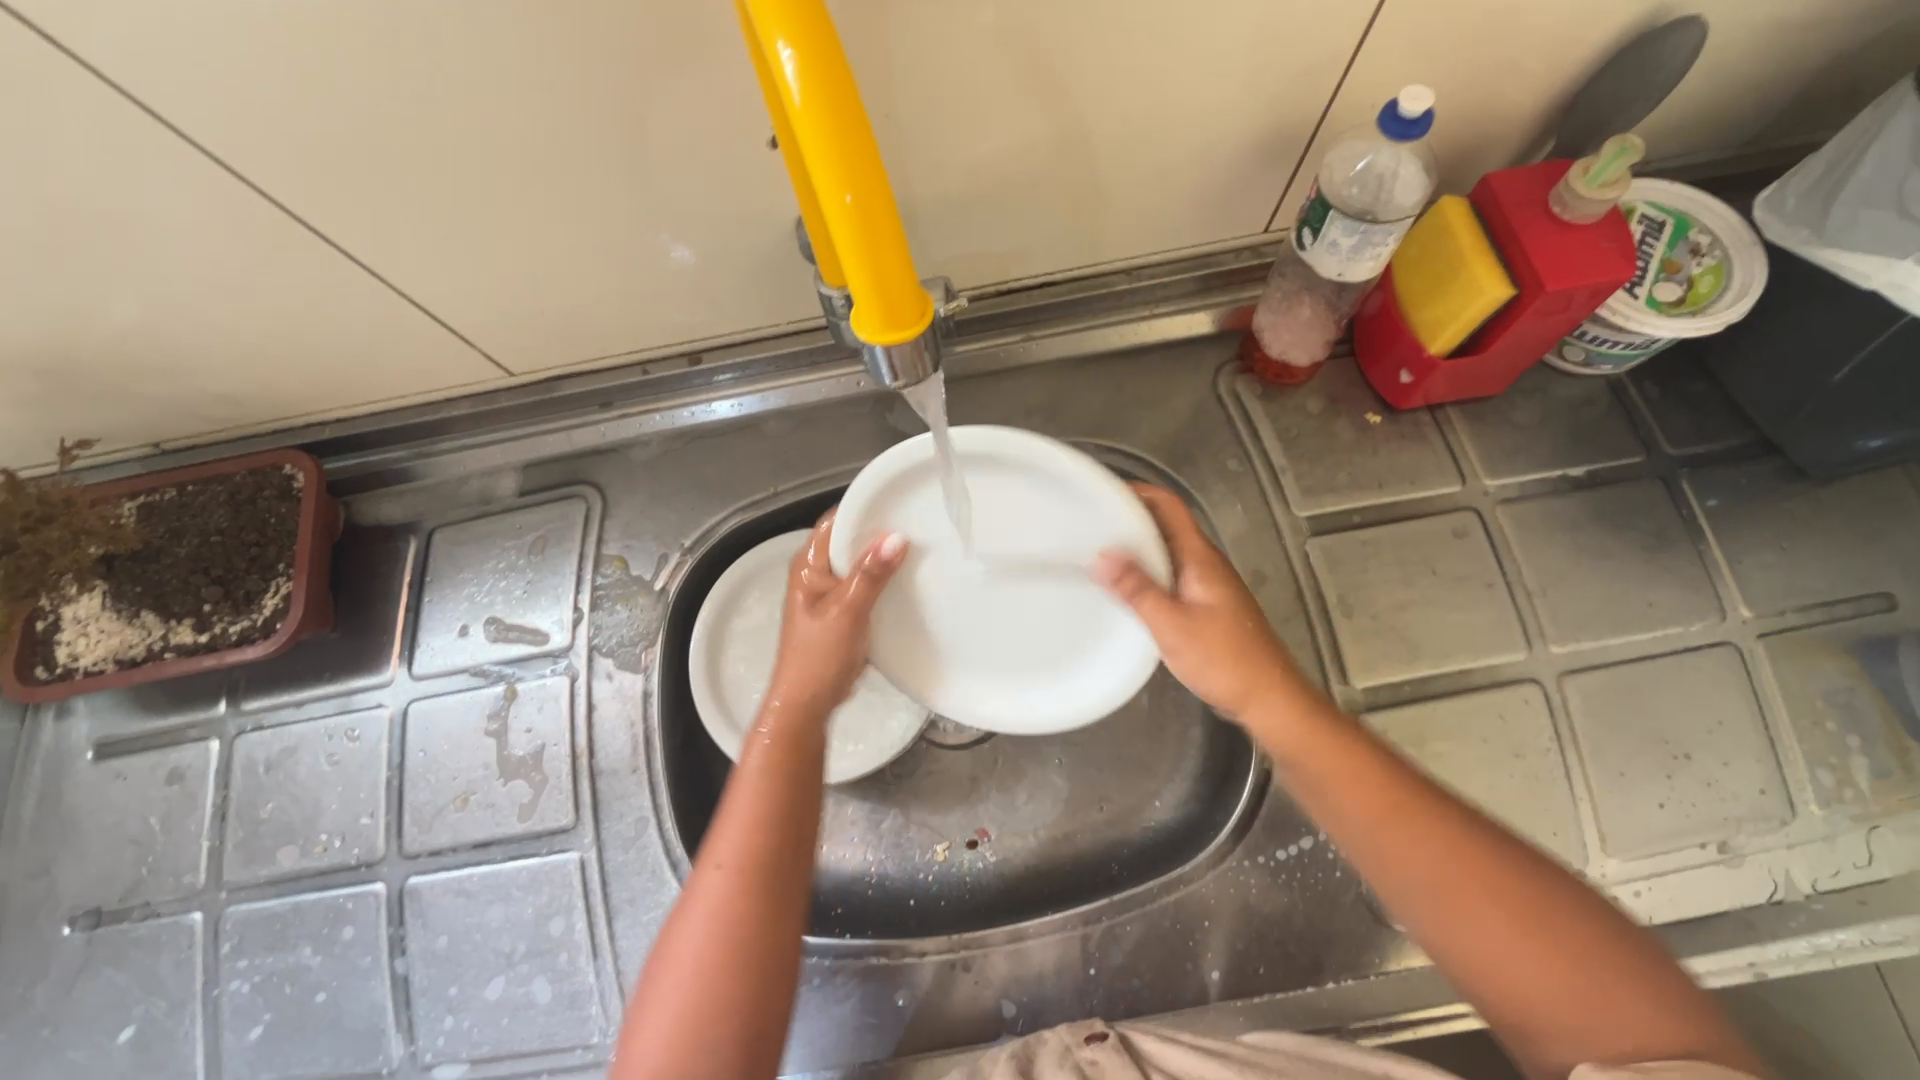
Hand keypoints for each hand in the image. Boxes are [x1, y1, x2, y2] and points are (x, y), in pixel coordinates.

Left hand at [763, 508, 907, 721]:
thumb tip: (897, 537)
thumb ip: (871, 574)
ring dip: (884, 558)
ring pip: (860, 564)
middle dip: (880, 532)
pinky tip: (909, 581)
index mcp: (808, 564)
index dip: (865, 507)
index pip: (836, 520)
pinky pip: (866, 586)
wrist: (807, 705)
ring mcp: (829, 593)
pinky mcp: (843, 612)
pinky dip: (884, 582)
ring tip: (921, 546)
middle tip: (919, 521)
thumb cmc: (819, 657)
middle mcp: (816, 572)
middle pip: (850, 539)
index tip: (900, 499)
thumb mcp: (847, 612)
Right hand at [1093, 483, 1304, 719]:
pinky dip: (1145, 574)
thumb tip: (1101, 556)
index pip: (1168, 506)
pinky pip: (1169, 576)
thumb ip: (1137, 590)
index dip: (1136, 492)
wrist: (1268, 698)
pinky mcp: (1204, 605)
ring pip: (1166, 552)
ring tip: (1096, 553)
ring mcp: (1206, 584)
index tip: (1101, 493)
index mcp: (1200, 557)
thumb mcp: (1173, 625)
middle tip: (1087, 525)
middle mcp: (1204, 563)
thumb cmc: (1224, 660)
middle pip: (1165, 525)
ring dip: (1135, 548)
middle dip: (1128, 519)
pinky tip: (1123, 590)